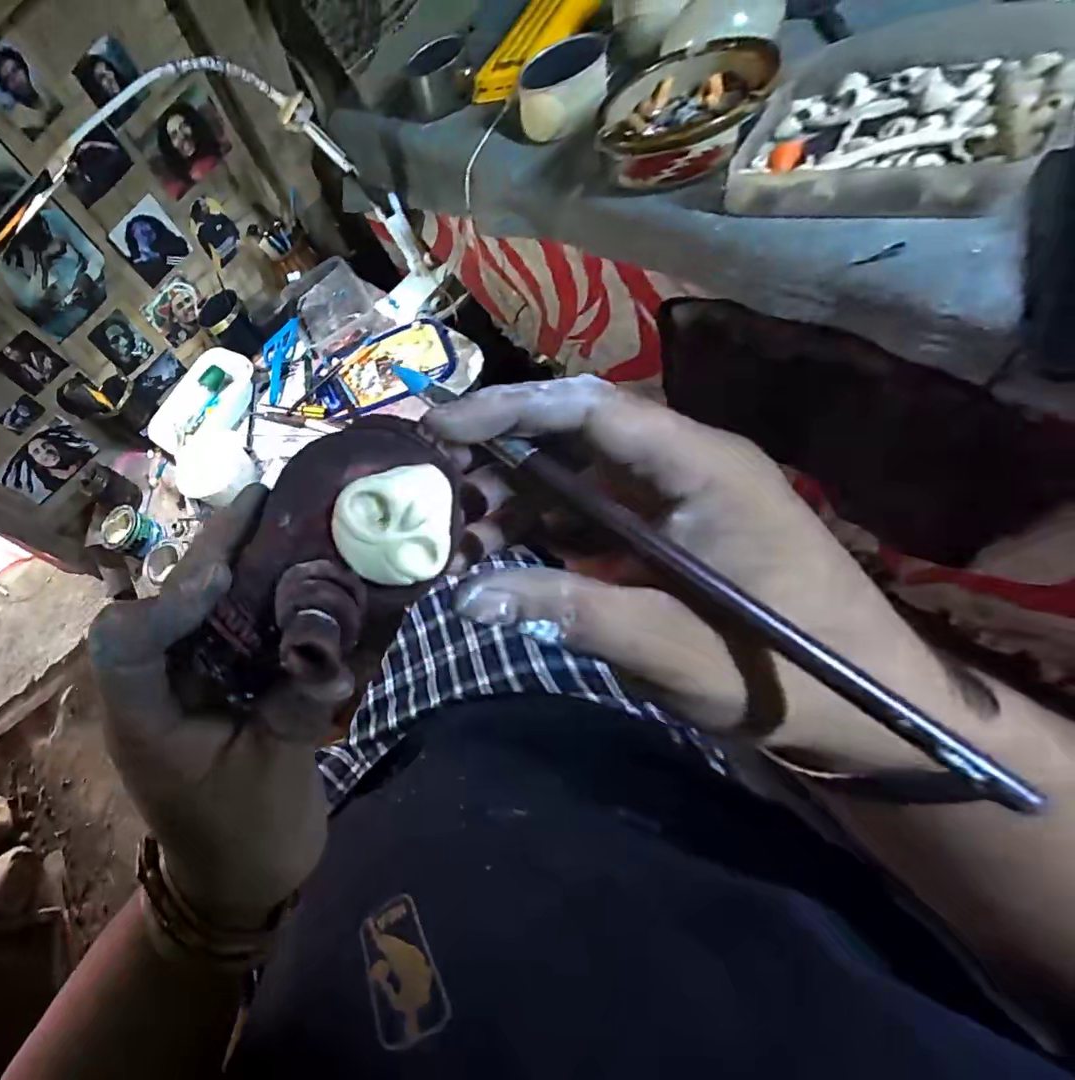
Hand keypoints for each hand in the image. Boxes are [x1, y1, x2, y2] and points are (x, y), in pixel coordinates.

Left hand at [88, 486, 333, 925]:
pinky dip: (242, 594)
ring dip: (224, 561)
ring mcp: (171, 681)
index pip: (122, 643)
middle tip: (256, 505)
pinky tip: (278, 566)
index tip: (221, 579)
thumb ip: (292, 712)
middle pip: (157, 605)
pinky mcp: (197, 679)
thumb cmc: (246, 840)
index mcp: (141, 720)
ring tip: (269, 516)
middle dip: (205, 554)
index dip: (166, 604)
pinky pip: (211, 625)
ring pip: (185, 606)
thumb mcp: (276, 781)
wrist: (233, 877)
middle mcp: (146, 688)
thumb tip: (328, 650)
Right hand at [425, 376, 959, 771]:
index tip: (438, 430)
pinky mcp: (641, 526)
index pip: (592, 410)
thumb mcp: (670, 647)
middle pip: (563, 431)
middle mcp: (675, 465)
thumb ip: (567, 613)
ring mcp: (657, 495)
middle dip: (487, 451)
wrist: (863, 709)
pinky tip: (481, 555)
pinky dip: (516, 525)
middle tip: (425, 482)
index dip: (509, 410)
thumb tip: (462, 597)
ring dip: (495, 495)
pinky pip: (563, 508)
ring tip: (447, 536)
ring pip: (555, 469)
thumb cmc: (787, 671)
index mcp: (703, 470)